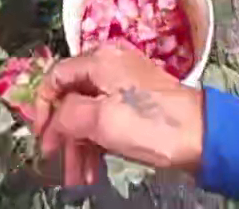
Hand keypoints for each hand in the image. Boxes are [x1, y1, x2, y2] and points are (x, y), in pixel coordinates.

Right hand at [32, 43, 205, 186]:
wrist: (196, 132)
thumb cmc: (149, 123)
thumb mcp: (101, 120)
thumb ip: (69, 114)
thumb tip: (55, 118)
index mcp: (100, 60)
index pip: (56, 75)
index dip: (43, 107)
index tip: (43, 138)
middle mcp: (110, 63)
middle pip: (72, 96)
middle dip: (64, 134)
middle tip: (61, 165)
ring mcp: (123, 80)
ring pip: (88, 111)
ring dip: (79, 144)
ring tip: (79, 178)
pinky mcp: (135, 98)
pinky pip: (105, 116)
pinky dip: (96, 141)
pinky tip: (95, 169)